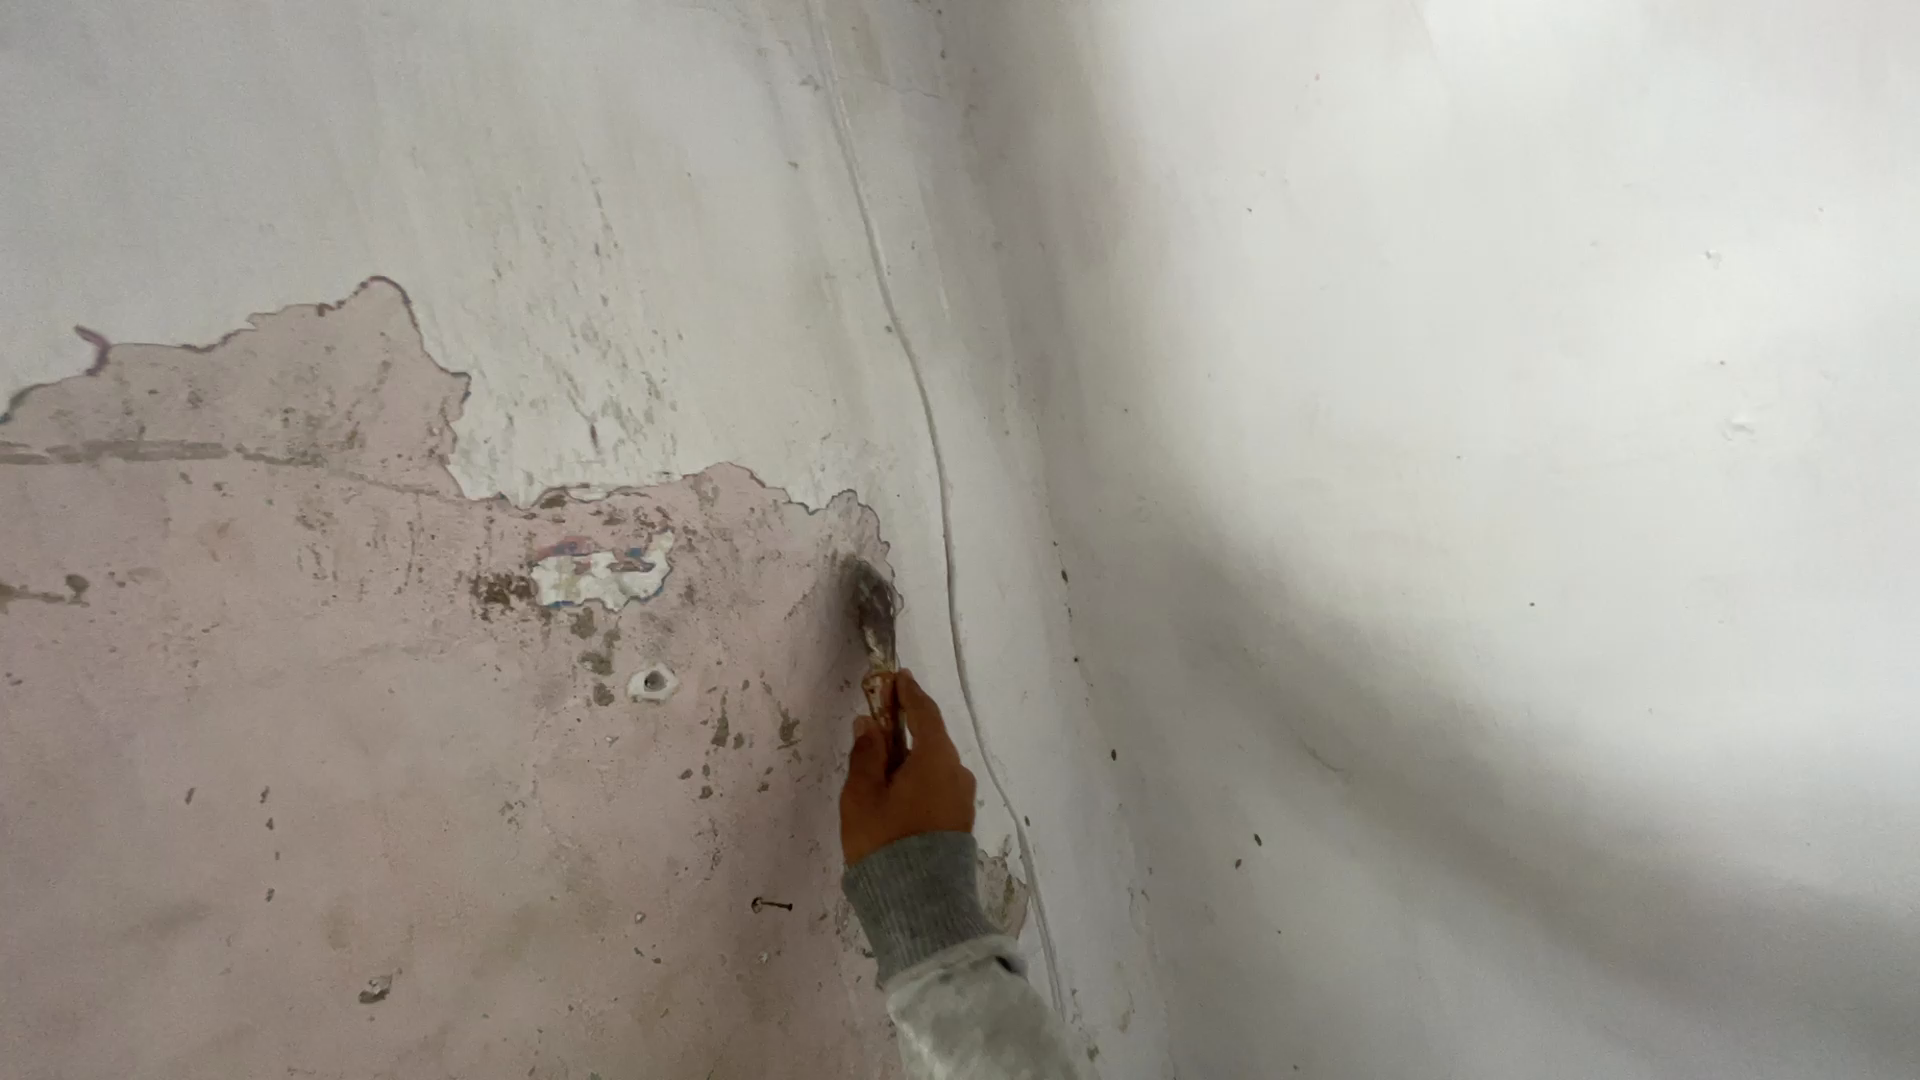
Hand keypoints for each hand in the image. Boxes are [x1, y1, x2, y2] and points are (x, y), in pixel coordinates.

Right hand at [839, 669, 976, 866]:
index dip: (909, 693)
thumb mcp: (862, 796)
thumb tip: (869, 724)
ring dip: (911, 757)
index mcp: (936, 758)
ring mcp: (962, 799)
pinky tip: (897, 793)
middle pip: (931, 738)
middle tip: (878, 723)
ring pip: (934, 765)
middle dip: (906, 726)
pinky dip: (919, 778)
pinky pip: (938, 786)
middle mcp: (957, 772)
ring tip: (880, 767)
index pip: (924, 712)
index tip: (897, 677)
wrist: (921, 908)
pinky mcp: (961, 822)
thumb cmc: (885, 843)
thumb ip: (866, 755)